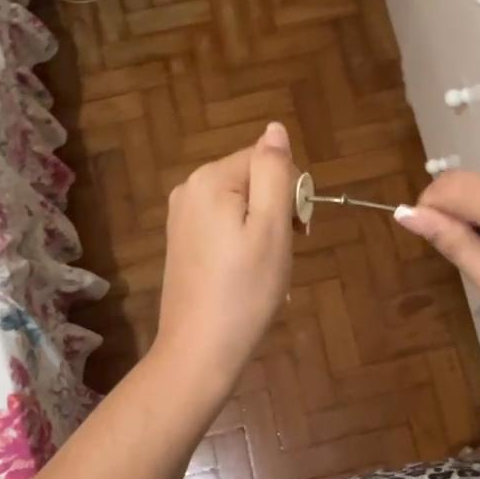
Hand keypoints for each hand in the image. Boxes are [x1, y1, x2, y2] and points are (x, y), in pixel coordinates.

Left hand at [153, 123, 297, 391]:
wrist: (199, 350)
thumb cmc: (245, 291)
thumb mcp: (271, 228)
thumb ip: (275, 173)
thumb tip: (275, 128)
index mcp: (210, 178)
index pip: (266, 159)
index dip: (290, 192)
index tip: (298, 233)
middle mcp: (189, 189)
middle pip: (251, 180)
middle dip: (276, 210)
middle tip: (282, 255)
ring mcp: (181, 217)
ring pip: (240, 206)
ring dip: (262, 231)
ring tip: (264, 270)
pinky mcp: (181, 243)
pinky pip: (223, 227)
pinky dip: (242, 245)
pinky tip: (245, 276)